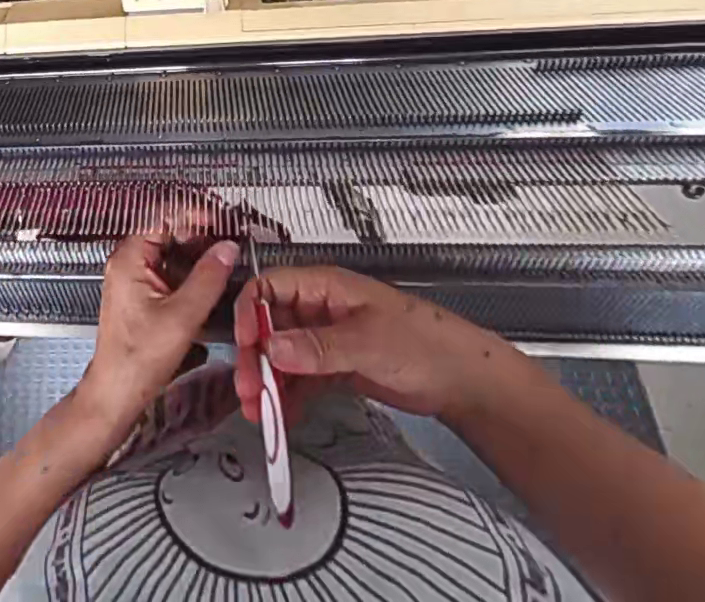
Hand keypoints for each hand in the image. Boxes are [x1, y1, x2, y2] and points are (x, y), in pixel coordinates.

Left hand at [77, 225, 238, 433]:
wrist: (115, 394)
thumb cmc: (140, 358)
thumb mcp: (183, 316)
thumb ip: (208, 277)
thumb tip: (229, 247)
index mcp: (129, 257)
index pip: (163, 216)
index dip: (195, 213)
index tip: (222, 220)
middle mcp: (128, 260)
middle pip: (167, 231)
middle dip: (201, 232)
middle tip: (231, 236)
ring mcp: (134, 276)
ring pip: (170, 250)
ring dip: (198, 251)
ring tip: (228, 254)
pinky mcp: (142, 293)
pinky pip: (169, 268)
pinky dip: (191, 269)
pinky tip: (212, 277)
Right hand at [234, 266, 513, 421]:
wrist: (461, 379)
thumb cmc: (422, 341)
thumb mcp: (367, 341)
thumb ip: (318, 346)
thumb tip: (271, 348)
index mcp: (324, 287)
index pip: (269, 287)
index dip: (250, 312)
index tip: (243, 345)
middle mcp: (318, 309)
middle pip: (269, 325)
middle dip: (254, 356)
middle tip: (249, 391)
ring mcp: (325, 339)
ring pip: (281, 355)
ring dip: (267, 381)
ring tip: (260, 413)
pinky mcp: (333, 366)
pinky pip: (299, 378)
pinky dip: (287, 396)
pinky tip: (282, 417)